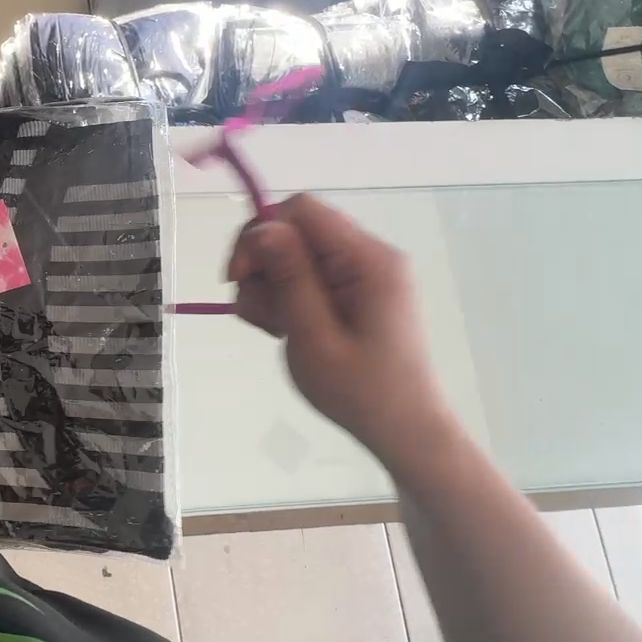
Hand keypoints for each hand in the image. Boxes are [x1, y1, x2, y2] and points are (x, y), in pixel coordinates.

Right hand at [226, 194, 451, 455]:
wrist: (403, 431)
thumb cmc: (360, 390)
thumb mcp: (314, 336)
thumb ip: (291, 277)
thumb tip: (263, 228)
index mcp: (367, 260)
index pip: (301, 210)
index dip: (259, 233)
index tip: (238, 277)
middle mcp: (367, 256)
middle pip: (291, 231)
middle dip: (259, 265)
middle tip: (253, 311)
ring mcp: (359, 274)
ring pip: (289, 255)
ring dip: (266, 287)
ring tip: (273, 328)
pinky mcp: (350, 290)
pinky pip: (301, 275)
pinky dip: (280, 298)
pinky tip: (283, 329)